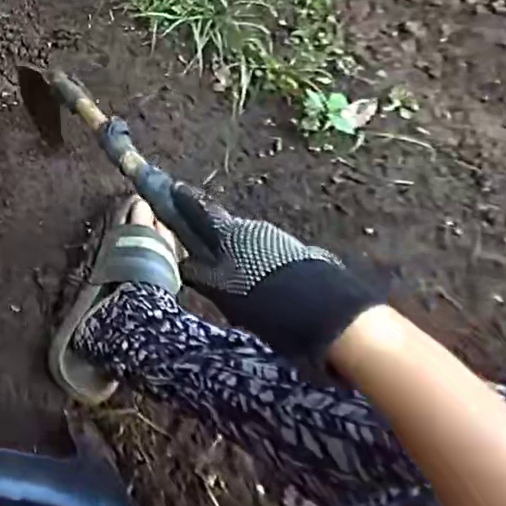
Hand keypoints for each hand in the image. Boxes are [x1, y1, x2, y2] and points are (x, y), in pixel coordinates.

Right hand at [174, 185, 379, 369]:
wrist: (334, 318)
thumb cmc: (265, 300)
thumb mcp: (220, 289)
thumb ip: (198, 272)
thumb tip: (180, 261)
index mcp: (228, 232)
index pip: (198, 209)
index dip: (182, 199)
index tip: (171, 187)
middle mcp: (253, 229)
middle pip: (222, 226)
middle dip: (207, 232)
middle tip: (193, 242)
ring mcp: (279, 242)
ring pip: (244, 241)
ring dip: (233, 250)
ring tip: (225, 271)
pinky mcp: (300, 258)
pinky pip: (264, 254)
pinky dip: (253, 262)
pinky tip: (254, 281)